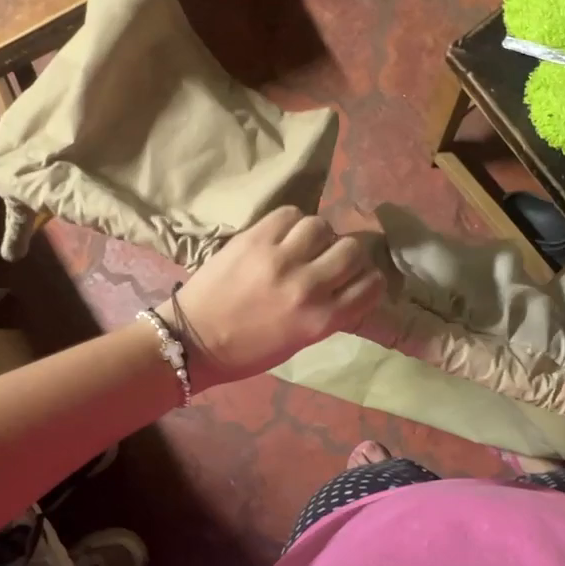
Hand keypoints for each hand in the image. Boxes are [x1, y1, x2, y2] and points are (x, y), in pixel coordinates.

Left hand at [164, 207, 385, 387]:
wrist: (193, 341)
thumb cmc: (248, 351)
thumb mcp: (300, 341)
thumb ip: (329, 313)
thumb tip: (348, 284)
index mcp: (322, 320)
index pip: (371, 285)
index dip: (368, 278)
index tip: (358, 278)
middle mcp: (308, 287)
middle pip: (352, 249)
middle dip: (346, 253)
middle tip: (330, 258)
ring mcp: (280, 259)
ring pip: (322, 226)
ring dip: (317, 235)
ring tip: (303, 244)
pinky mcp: (254, 239)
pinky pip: (290, 214)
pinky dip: (291, 222)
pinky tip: (282, 235)